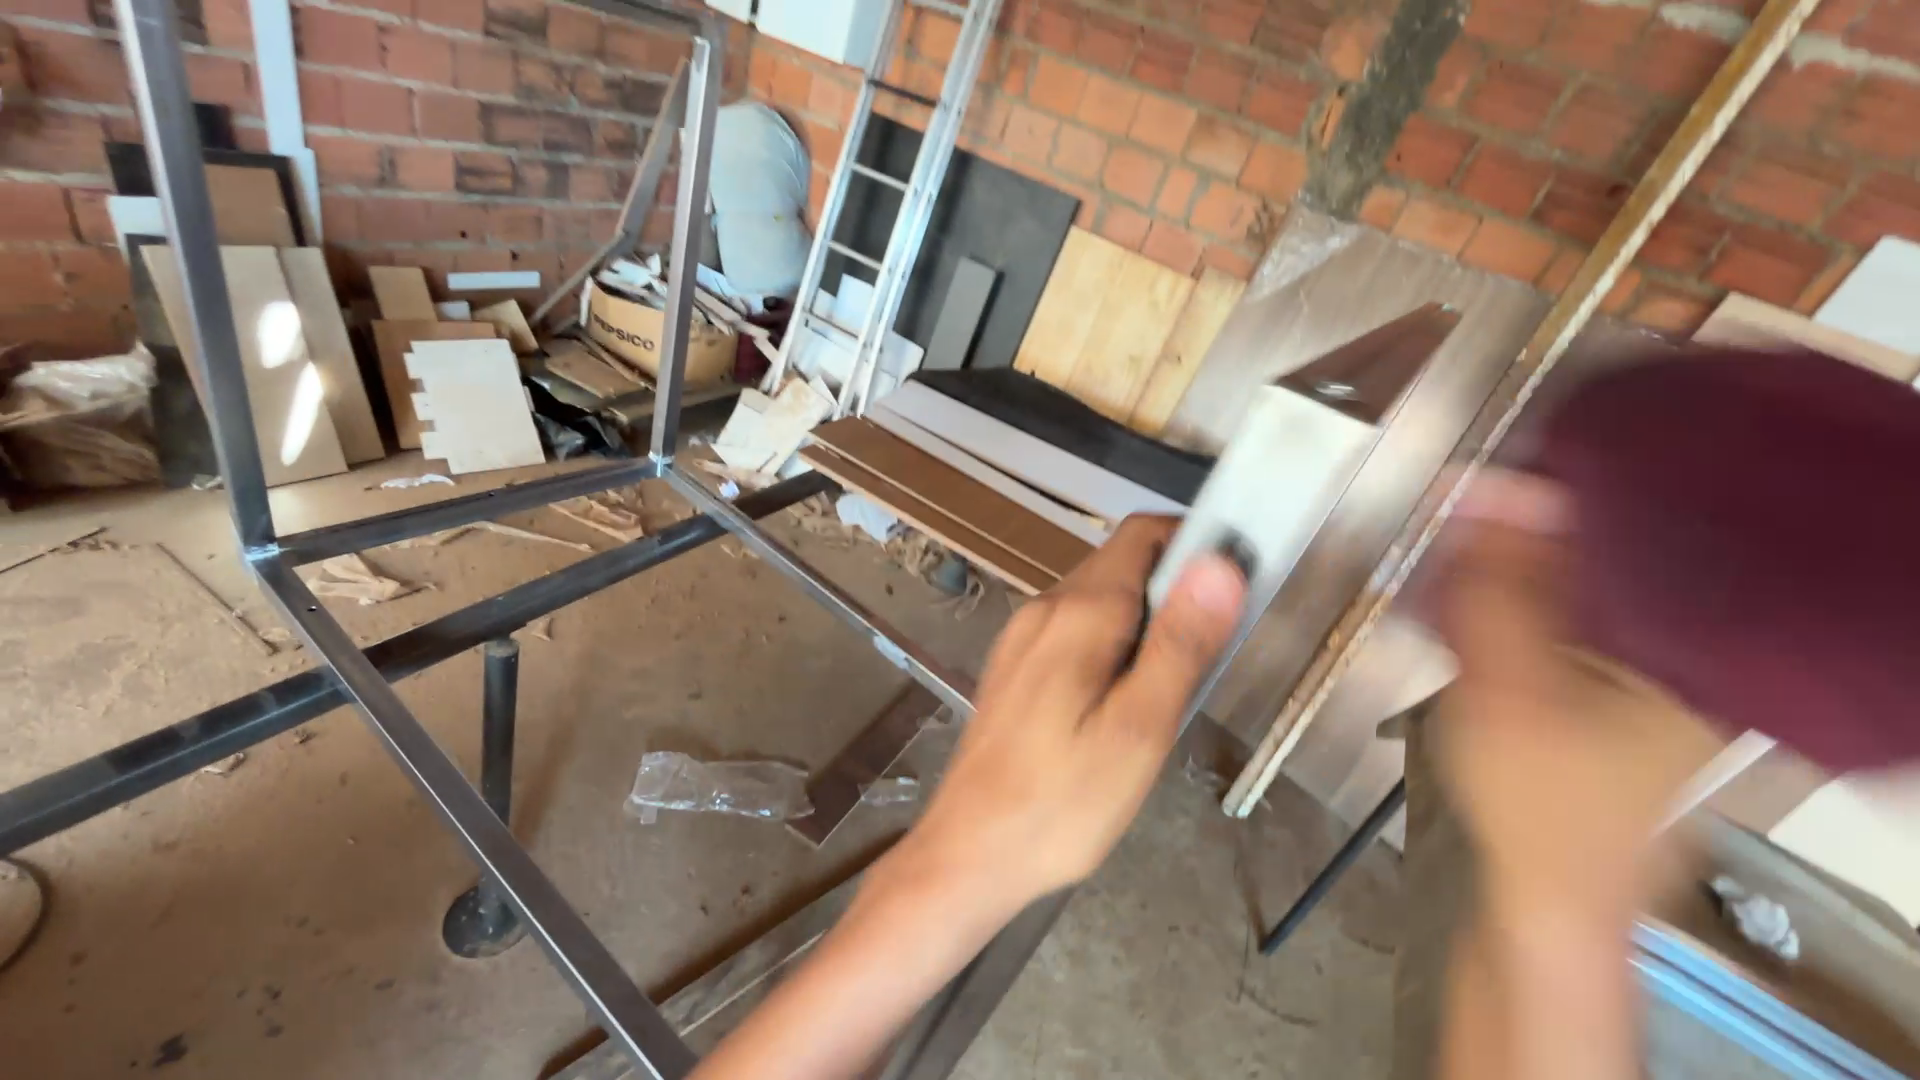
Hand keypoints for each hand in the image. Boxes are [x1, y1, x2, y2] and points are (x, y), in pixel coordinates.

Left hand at [882, 516, 1246, 918]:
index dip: (1197, 542)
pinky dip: (1112, 647)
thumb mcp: (1139, 728)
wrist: (970, 853)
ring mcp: (1022, 638)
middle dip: (1176, 591)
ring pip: (1099, 601)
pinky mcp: (1014, 668)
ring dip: (1146, 624)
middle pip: (1122, 566)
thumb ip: (1180, 643)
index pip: (1144, 534)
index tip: (1238, 582)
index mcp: (1078, 612)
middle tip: (1212, 654)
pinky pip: (1075, 633)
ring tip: (1172, 689)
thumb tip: (1218, 564)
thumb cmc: (1062, 802)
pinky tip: (1122, 705)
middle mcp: (1044, 610)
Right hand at [1435, 470, 1719, 916]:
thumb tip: (1482, 491)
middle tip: (1446, 519)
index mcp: (1691, 644)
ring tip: (1442, 556)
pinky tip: (1458, 598)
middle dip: (1509, 533)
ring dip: (1497, 565)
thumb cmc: (1535, 803)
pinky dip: (1503, 600)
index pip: (1625, 531)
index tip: (1475, 480)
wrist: (1542, 892)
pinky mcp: (1608, 683)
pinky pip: (1554, 616)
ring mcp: (1647, 667)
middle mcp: (1683, 647)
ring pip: (1568, 583)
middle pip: (1595, 553)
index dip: (1544, 496)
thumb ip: (1490, 587)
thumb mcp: (1504, 684)